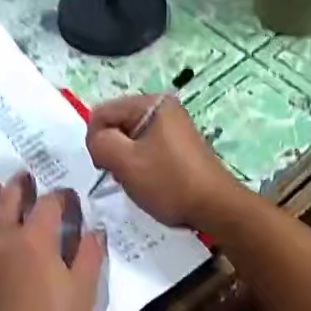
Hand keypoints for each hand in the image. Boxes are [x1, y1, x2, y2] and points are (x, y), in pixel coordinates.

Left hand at [0, 172, 105, 310]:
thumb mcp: (84, 290)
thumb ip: (90, 255)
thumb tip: (94, 229)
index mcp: (37, 238)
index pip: (50, 204)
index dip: (61, 196)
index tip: (71, 197)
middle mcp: (5, 238)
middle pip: (10, 201)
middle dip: (20, 186)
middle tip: (25, 176)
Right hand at [86, 94, 248, 231]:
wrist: (215, 207)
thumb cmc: (169, 182)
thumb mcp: (126, 162)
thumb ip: (100, 143)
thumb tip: (98, 141)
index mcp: (152, 103)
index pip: (102, 113)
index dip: (96, 141)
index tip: (105, 166)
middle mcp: (164, 109)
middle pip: (116, 125)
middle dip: (112, 151)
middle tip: (124, 176)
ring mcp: (173, 129)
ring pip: (130, 141)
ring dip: (126, 163)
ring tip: (139, 182)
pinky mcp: (179, 148)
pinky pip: (147, 152)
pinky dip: (142, 168)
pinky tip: (150, 184)